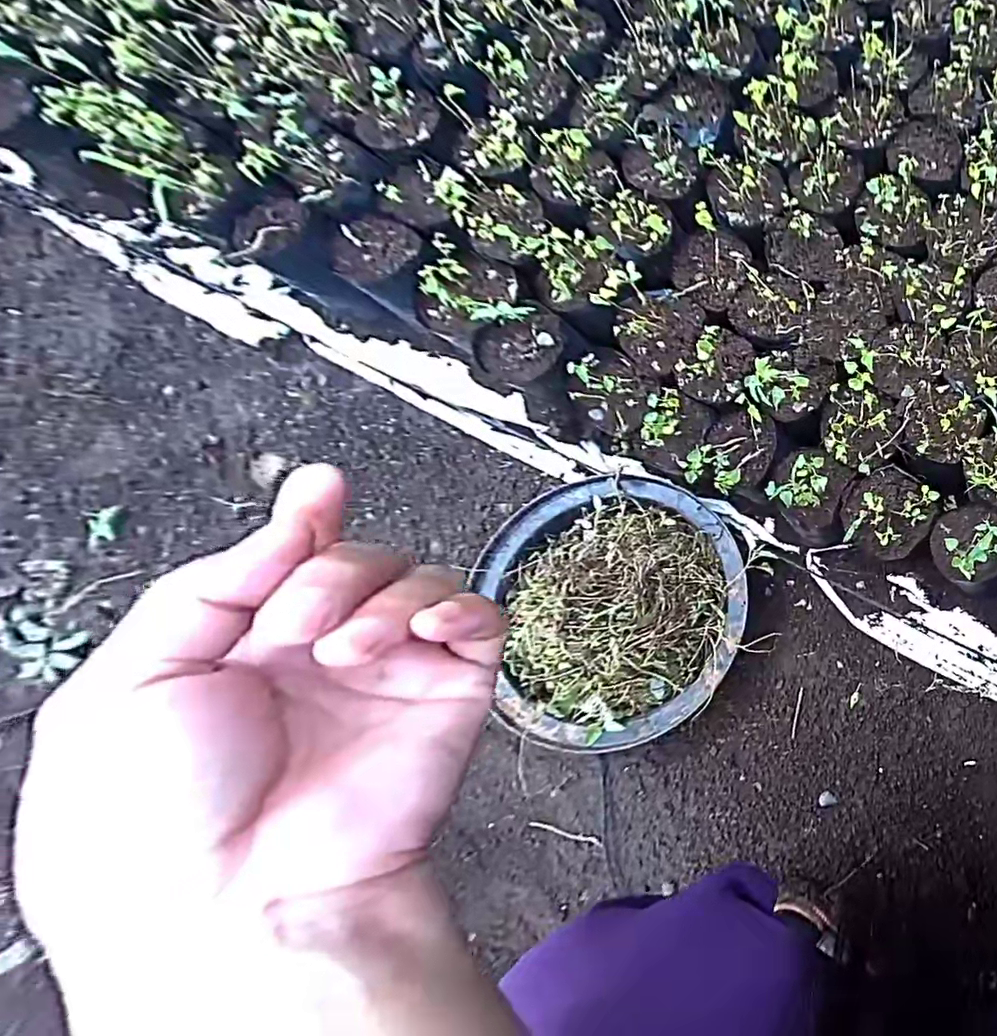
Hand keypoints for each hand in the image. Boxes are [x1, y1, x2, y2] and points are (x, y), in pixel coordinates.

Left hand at [16, 465, 507, 1027]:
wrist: (238, 896)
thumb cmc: (158, 817)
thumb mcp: (127, 688)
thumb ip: (212, 588)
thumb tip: (297, 515)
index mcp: (249, 646)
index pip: (297, 558)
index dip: (311, 518)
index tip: (323, 486)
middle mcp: (330, 649)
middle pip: (366, 560)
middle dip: (332, 576)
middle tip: (297, 628)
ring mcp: (398, 666)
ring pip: (427, 581)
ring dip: (389, 599)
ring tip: (347, 651)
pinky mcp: (456, 685)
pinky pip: (484, 620)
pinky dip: (464, 609)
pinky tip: (426, 629)